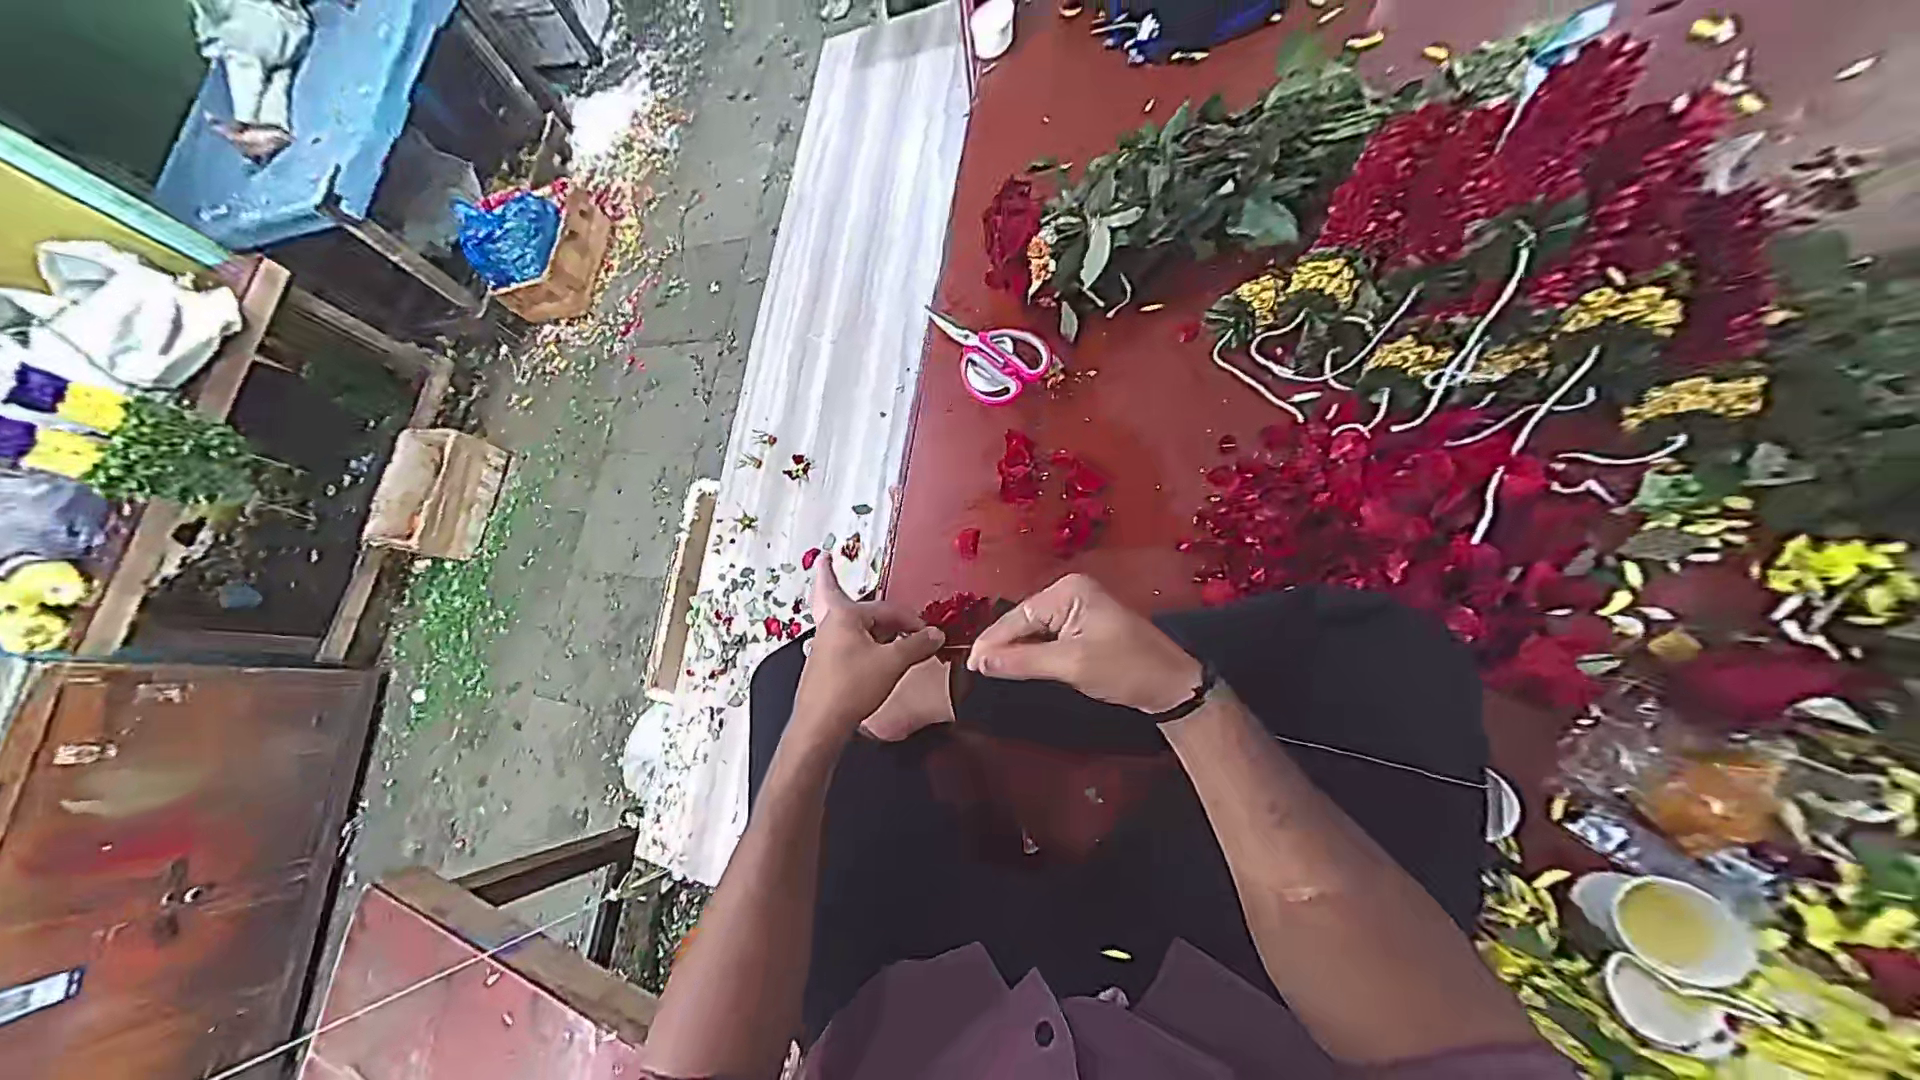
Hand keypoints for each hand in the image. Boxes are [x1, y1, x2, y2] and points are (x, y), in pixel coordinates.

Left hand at [790, 560, 945, 740]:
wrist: (819, 724)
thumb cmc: (852, 688)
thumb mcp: (893, 663)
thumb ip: (917, 645)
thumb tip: (935, 635)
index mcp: (844, 615)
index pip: (886, 609)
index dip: (910, 619)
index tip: (928, 632)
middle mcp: (830, 625)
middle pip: (852, 604)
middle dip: (844, 587)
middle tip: (825, 561)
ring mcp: (824, 644)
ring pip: (850, 625)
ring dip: (865, 623)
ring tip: (871, 618)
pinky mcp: (824, 664)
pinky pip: (845, 642)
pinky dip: (860, 641)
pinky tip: (869, 653)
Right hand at [967, 573, 1202, 712]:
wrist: (1171, 685)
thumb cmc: (1125, 669)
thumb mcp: (1071, 665)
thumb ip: (1023, 661)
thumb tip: (980, 661)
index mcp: (1068, 591)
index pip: (1018, 616)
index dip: (992, 642)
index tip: (970, 665)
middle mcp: (1069, 591)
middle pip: (1023, 620)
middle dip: (1002, 645)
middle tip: (977, 671)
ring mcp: (1077, 606)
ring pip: (1032, 629)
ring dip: (1015, 650)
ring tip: (990, 670)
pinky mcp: (1082, 623)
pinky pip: (1046, 635)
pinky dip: (1032, 652)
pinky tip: (1017, 665)